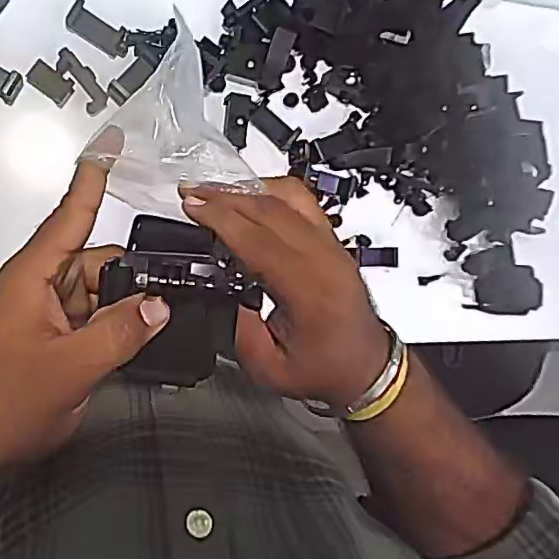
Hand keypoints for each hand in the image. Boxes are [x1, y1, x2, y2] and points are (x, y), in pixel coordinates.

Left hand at [0, 158, 171, 466]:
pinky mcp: (55, 330)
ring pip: (101, 286)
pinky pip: (95, 311)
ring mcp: (47, 308)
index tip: (110, 144)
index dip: (94, 176)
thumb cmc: (1, 405)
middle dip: (131, 273)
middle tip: (164, 293)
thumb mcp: (72, 368)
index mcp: (32, 277)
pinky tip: (129, 340)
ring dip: (124, 304)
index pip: (70, 213)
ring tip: (139, 332)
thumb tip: (157, 306)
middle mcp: (39, 285)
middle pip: (97, 256)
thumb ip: (121, 333)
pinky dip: (115, 321)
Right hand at [182, 178, 388, 408]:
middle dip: (223, 197)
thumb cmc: (327, 368)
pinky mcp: (332, 241)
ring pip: (289, 197)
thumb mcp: (270, 367)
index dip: (220, 218)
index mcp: (311, 290)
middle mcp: (326, 259)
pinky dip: (270, 192)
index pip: (258, 238)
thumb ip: (240, 330)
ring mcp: (333, 246)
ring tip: (215, 191)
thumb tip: (218, 294)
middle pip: (270, 209)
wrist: (366, 369)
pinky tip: (250, 195)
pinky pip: (302, 202)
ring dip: (246, 189)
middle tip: (191, 194)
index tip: (192, 208)